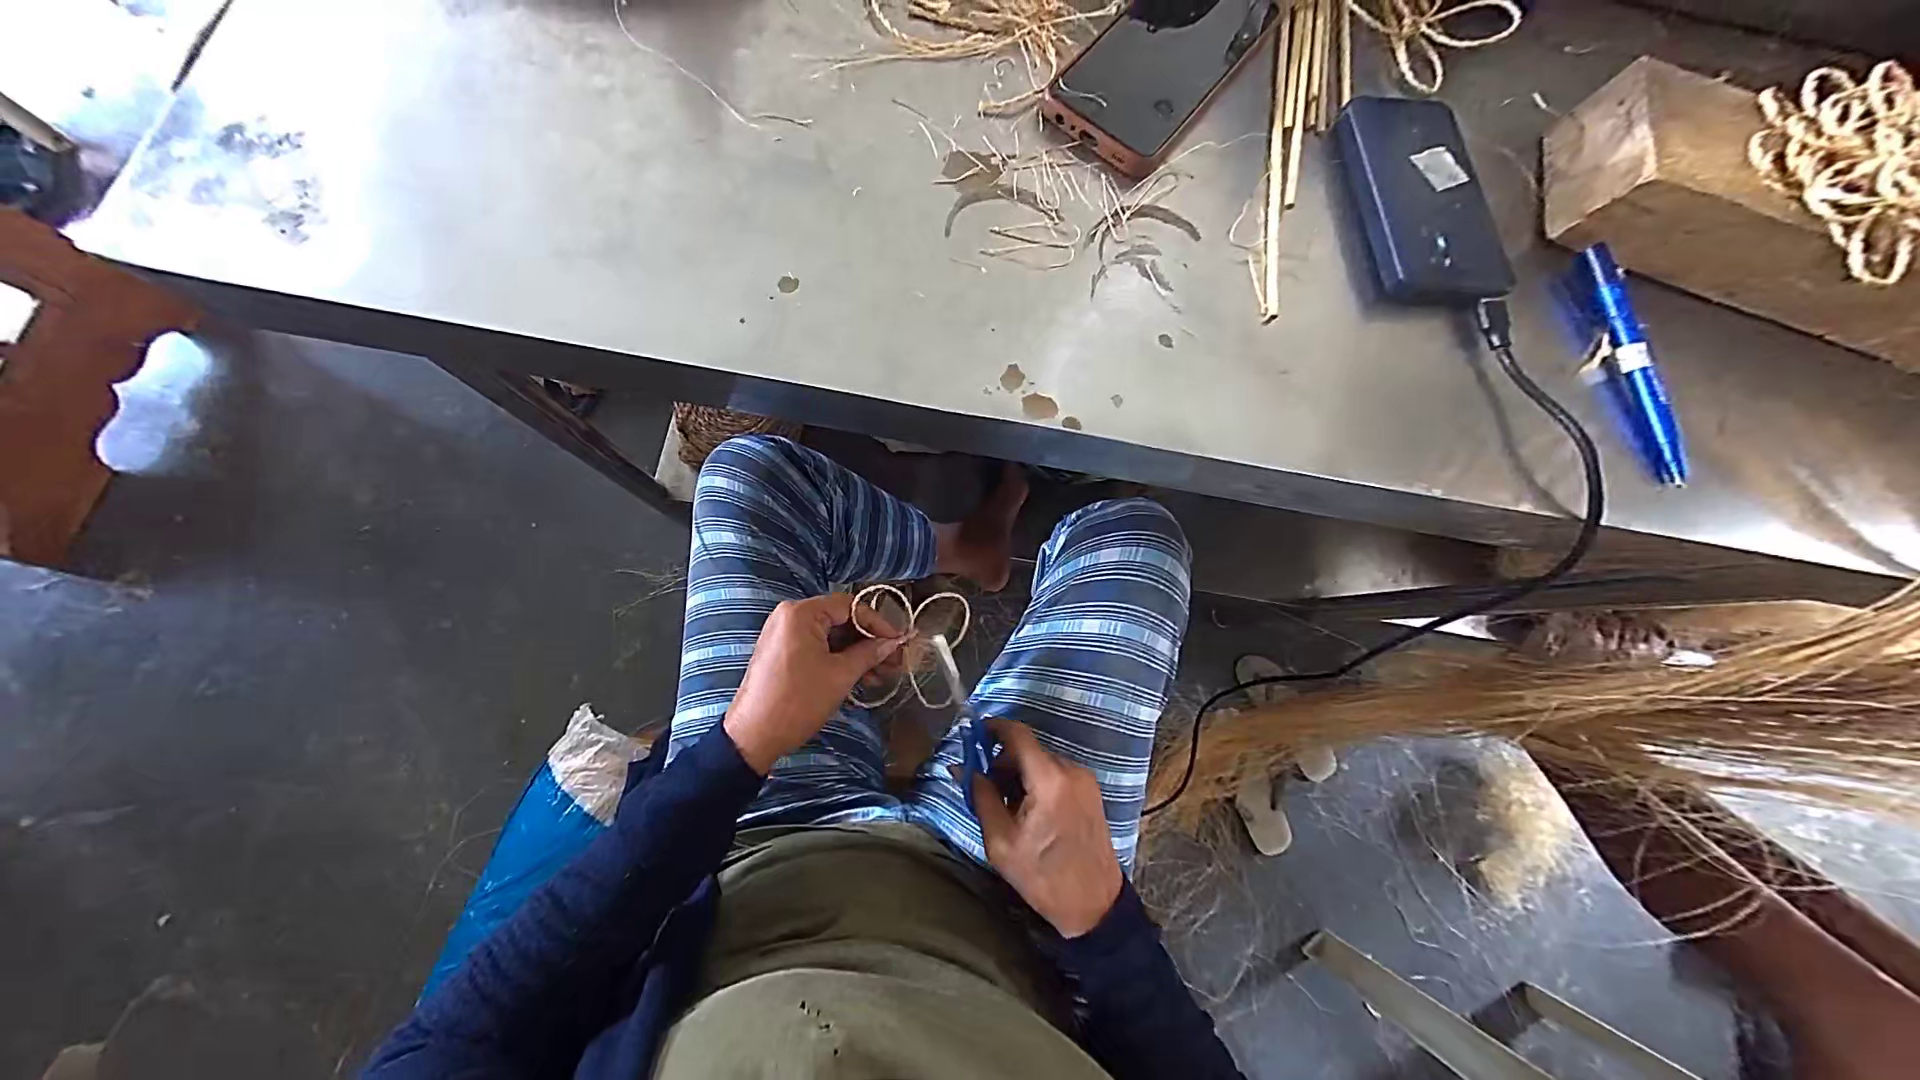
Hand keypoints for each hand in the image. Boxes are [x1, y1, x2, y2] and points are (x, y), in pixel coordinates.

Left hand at [724, 593, 904, 774]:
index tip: (899, 641)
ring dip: (857, 653)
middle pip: (841, 619)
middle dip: (869, 641)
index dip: (878, 623)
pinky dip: (838, 659)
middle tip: (893, 661)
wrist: (753, 736)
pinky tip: (860, 677)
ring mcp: (783, 634)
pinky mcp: (781, 652)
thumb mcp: (841, 675)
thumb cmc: (799, 700)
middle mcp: (790, 616)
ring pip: (831, 636)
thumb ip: (870, 653)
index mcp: (802, 613)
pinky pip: (817, 646)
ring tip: (881, 675)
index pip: (850, 606)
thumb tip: (894, 643)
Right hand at [969, 719, 1123, 937]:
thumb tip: (963, 768)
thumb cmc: (1043, 877)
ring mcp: (1084, 779)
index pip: (1017, 734)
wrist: (1094, 906)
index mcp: (1049, 780)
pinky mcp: (1091, 790)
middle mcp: (1070, 770)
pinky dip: (1039, 781)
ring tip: (1010, 807)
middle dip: (1003, 761)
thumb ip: (981, 797)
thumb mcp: (1001, 842)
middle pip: (1028, 749)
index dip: (993, 728)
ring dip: (1021, 773)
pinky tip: (1031, 811)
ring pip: (1041, 761)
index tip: (973, 735)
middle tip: (987, 788)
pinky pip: (1057, 773)